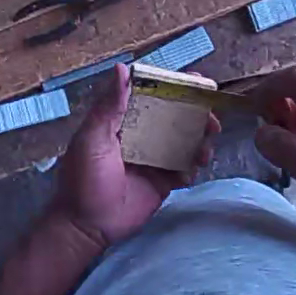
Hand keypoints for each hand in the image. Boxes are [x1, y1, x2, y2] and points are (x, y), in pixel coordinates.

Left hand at [48, 64, 216, 249]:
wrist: (87, 226)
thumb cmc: (84, 179)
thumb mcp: (93, 139)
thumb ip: (109, 107)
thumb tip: (122, 68)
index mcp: (123, 121)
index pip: (152, 96)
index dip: (175, 88)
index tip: (196, 82)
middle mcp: (141, 137)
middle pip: (176, 118)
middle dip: (197, 115)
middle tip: (211, 119)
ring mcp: (154, 160)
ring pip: (185, 143)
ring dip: (200, 141)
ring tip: (206, 148)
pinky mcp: (163, 183)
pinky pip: (184, 169)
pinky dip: (192, 168)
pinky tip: (190, 172)